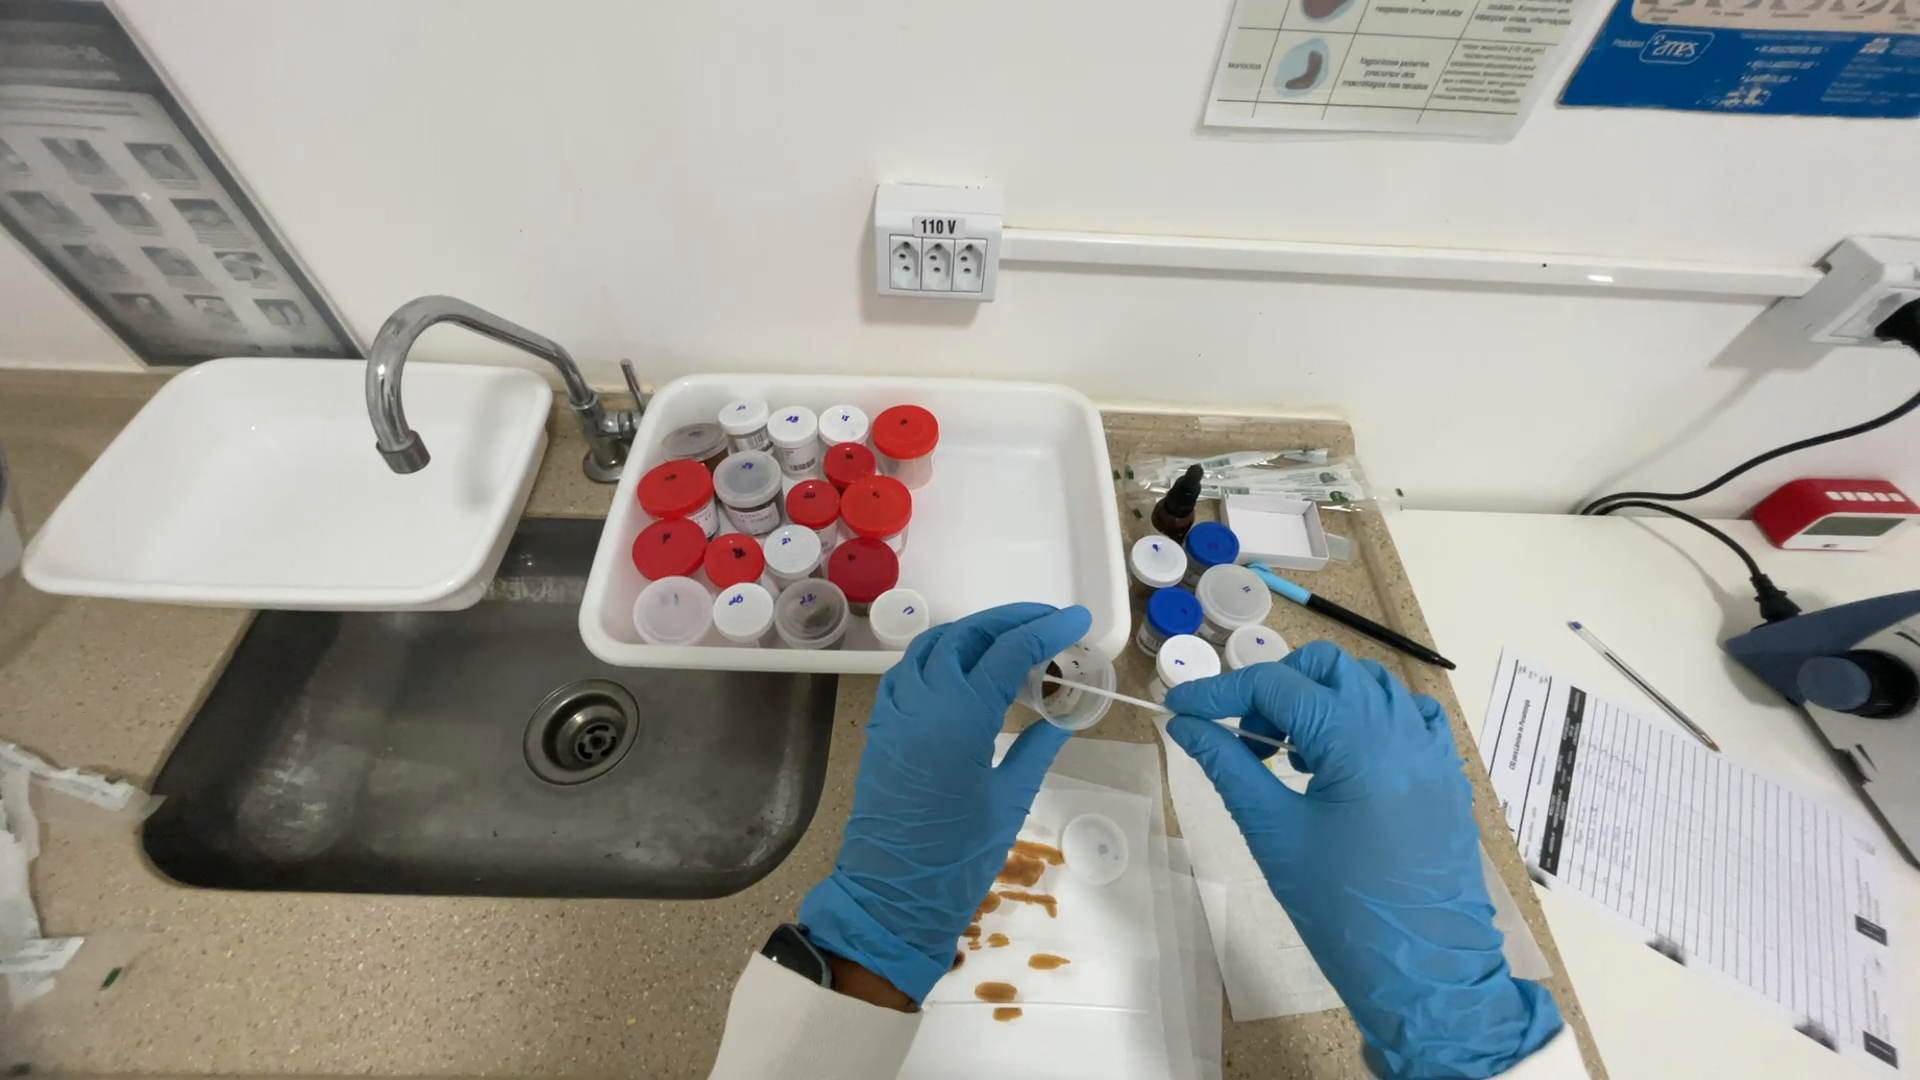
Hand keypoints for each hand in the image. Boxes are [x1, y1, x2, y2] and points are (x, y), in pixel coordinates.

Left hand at [799, 602, 1090, 1002]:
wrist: (890, 895)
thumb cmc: (957, 856)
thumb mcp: (1010, 800)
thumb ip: (1037, 746)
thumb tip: (1064, 714)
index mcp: (962, 716)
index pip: (1010, 650)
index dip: (1048, 630)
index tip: (1077, 620)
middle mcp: (924, 698)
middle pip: (969, 633)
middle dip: (1011, 620)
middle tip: (1048, 623)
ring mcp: (896, 706)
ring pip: (934, 643)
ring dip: (974, 631)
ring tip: (1011, 638)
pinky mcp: (883, 721)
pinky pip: (909, 667)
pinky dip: (940, 652)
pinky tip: (964, 665)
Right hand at [1165, 642, 1561, 1078]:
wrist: (1425, 978)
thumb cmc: (1339, 905)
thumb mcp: (1271, 830)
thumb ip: (1226, 764)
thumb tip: (1182, 724)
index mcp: (1357, 742)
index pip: (1274, 686)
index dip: (1219, 692)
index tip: (1180, 707)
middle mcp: (1400, 729)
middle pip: (1325, 665)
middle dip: (1275, 686)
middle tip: (1250, 736)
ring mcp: (1430, 748)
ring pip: (1367, 681)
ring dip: (1318, 696)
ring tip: (1294, 750)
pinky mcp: (1444, 771)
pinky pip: (1406, 712)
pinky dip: (1365, 714)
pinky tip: (1343, 753)